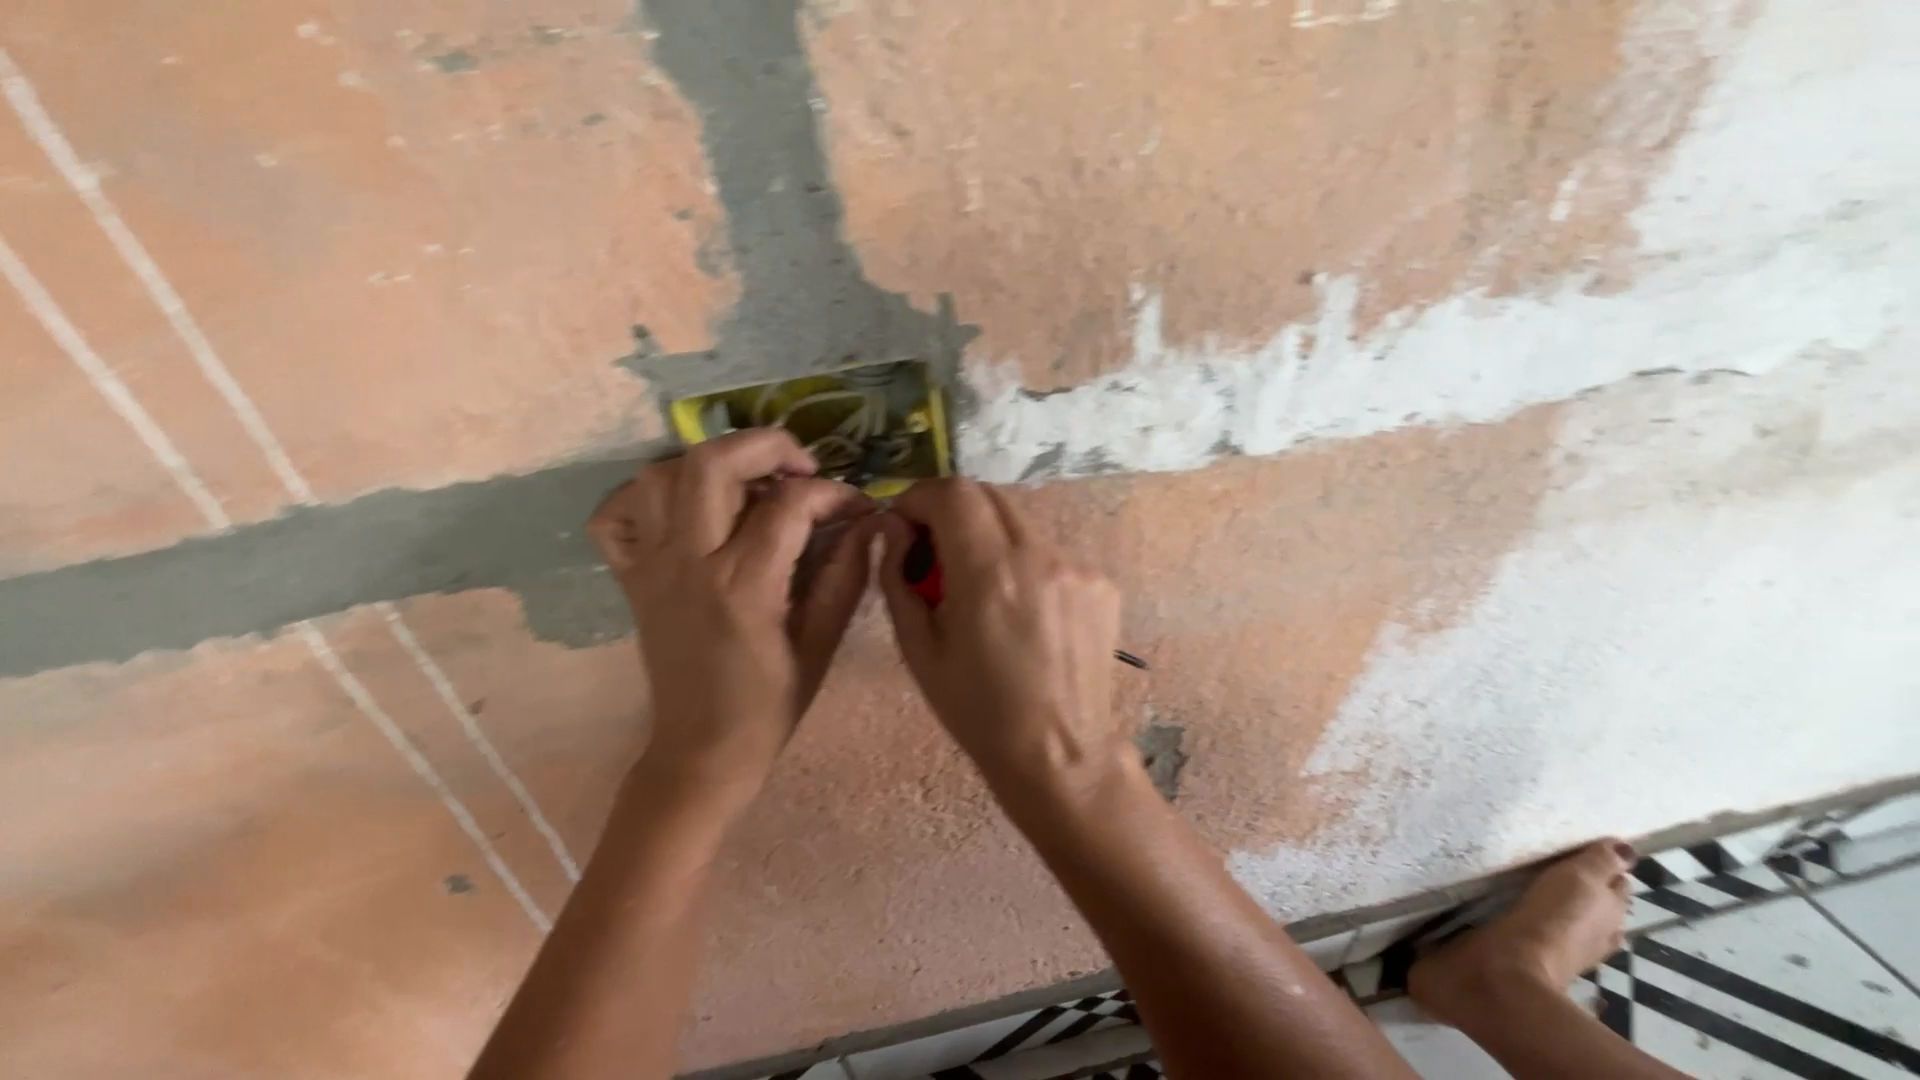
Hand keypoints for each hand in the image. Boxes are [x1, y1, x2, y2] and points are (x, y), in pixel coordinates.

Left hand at [588, 430, 875, 796]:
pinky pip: (616, 516)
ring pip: (660, 476)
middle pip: (712, 463)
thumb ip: (846, 577)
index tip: (856, 506)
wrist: (701, 752)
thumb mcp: (821, 645)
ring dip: (709, 464)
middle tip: (798, 467)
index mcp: (744, 586)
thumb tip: (870, 524)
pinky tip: (685, 508)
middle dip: (764, 446)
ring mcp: (652, 568)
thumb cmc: (769, 706)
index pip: (789, 504)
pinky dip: (646, 496)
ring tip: (746, 486)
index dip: (833, 493)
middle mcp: (690, 563)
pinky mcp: (631, 579)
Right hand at [876, 479, 1127, 804]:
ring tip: (978, 587)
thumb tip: (892, 530)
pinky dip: (1023, 561)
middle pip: (988, 494)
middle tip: (934, 553)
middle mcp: (1039, 555)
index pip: (952, 492)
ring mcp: (1078, 566)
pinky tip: (1018, 608)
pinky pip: (1050, 550)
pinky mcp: (1101, 583)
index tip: (905, 527)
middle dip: (952, 510)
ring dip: (988, 535)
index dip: (919, 498)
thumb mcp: (918, 650)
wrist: (1059, 755)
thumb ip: (897, 577)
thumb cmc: (977, 711)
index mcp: (989, 573)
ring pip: (1020, 520)